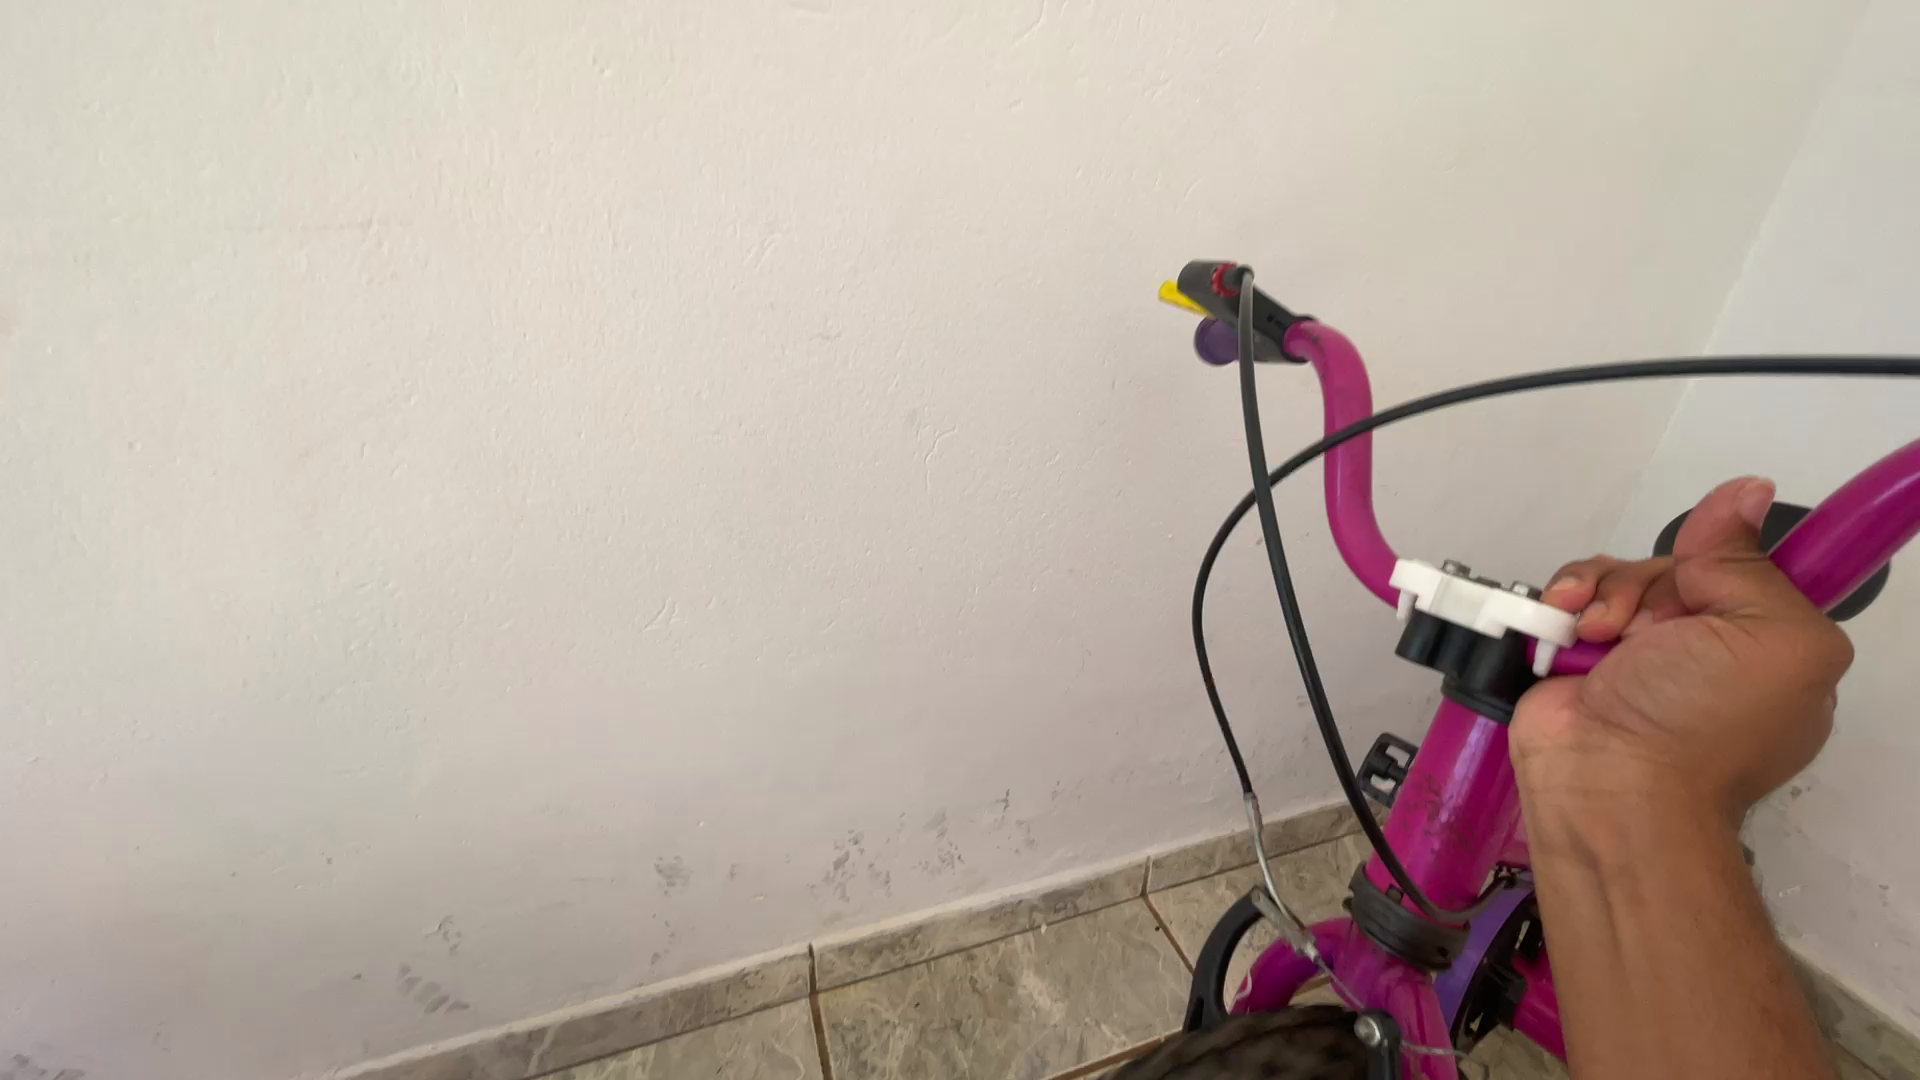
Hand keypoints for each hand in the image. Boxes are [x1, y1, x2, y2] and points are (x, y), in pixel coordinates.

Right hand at [1511, 476, 1853, 822]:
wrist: (1606, 774)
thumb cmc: (1700, 716)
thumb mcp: (1770, 638)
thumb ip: (1748, 566)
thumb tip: (1746, 488)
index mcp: (1756, 641)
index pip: (1733, 569)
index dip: (1710, 561)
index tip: (1693, 575)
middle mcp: (1693, 641)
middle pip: (1662, 568)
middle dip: (1639, 584)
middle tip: (1628, 627)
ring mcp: (1624, 648)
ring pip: (1604, 579)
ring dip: (1590, 591)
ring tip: (1580, 630)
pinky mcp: (1563, 652)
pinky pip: (1559, 601)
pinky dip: (1552, 603)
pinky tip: (1551, 622)